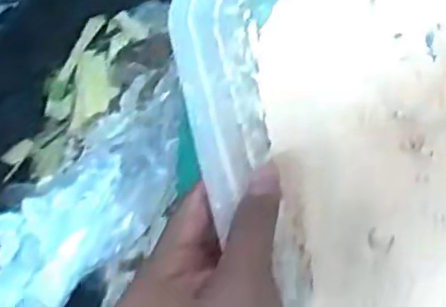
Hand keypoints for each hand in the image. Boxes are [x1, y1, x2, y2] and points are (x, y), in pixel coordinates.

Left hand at [119, 170, 281, 306]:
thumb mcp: (243, 278)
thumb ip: (253, 222)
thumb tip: (265, 167)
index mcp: (154, 273)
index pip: (195, 204)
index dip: (232, 175)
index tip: (268, 154)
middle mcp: (159, 287)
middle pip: (207, 230)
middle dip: (248, 206)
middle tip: (289, 180)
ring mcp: (178, 304)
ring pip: (219, 255)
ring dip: (253, 235)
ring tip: (291, 207)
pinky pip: (224, 278)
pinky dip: (250, 263)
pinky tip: (281, 249)